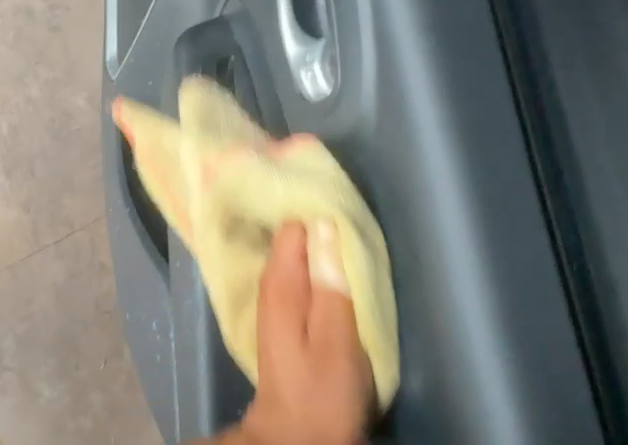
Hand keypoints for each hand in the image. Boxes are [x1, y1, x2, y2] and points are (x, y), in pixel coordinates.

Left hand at [232, 221, 376, 444]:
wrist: (298, 441)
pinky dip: (319, 270)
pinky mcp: (287, 317)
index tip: (346, 207)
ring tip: (353, 237)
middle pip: (295, 237)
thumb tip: (326, 224)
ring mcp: (277, 300)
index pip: (293, 223)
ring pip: (300, 257)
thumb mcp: (336, 339)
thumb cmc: (322, 393)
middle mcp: (271, 283)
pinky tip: (338, 270)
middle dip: (321, 228)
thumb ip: (332, 283)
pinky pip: (303, 277)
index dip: (319, 213)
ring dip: (323, 249)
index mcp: (280, 281)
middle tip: (356, 220)